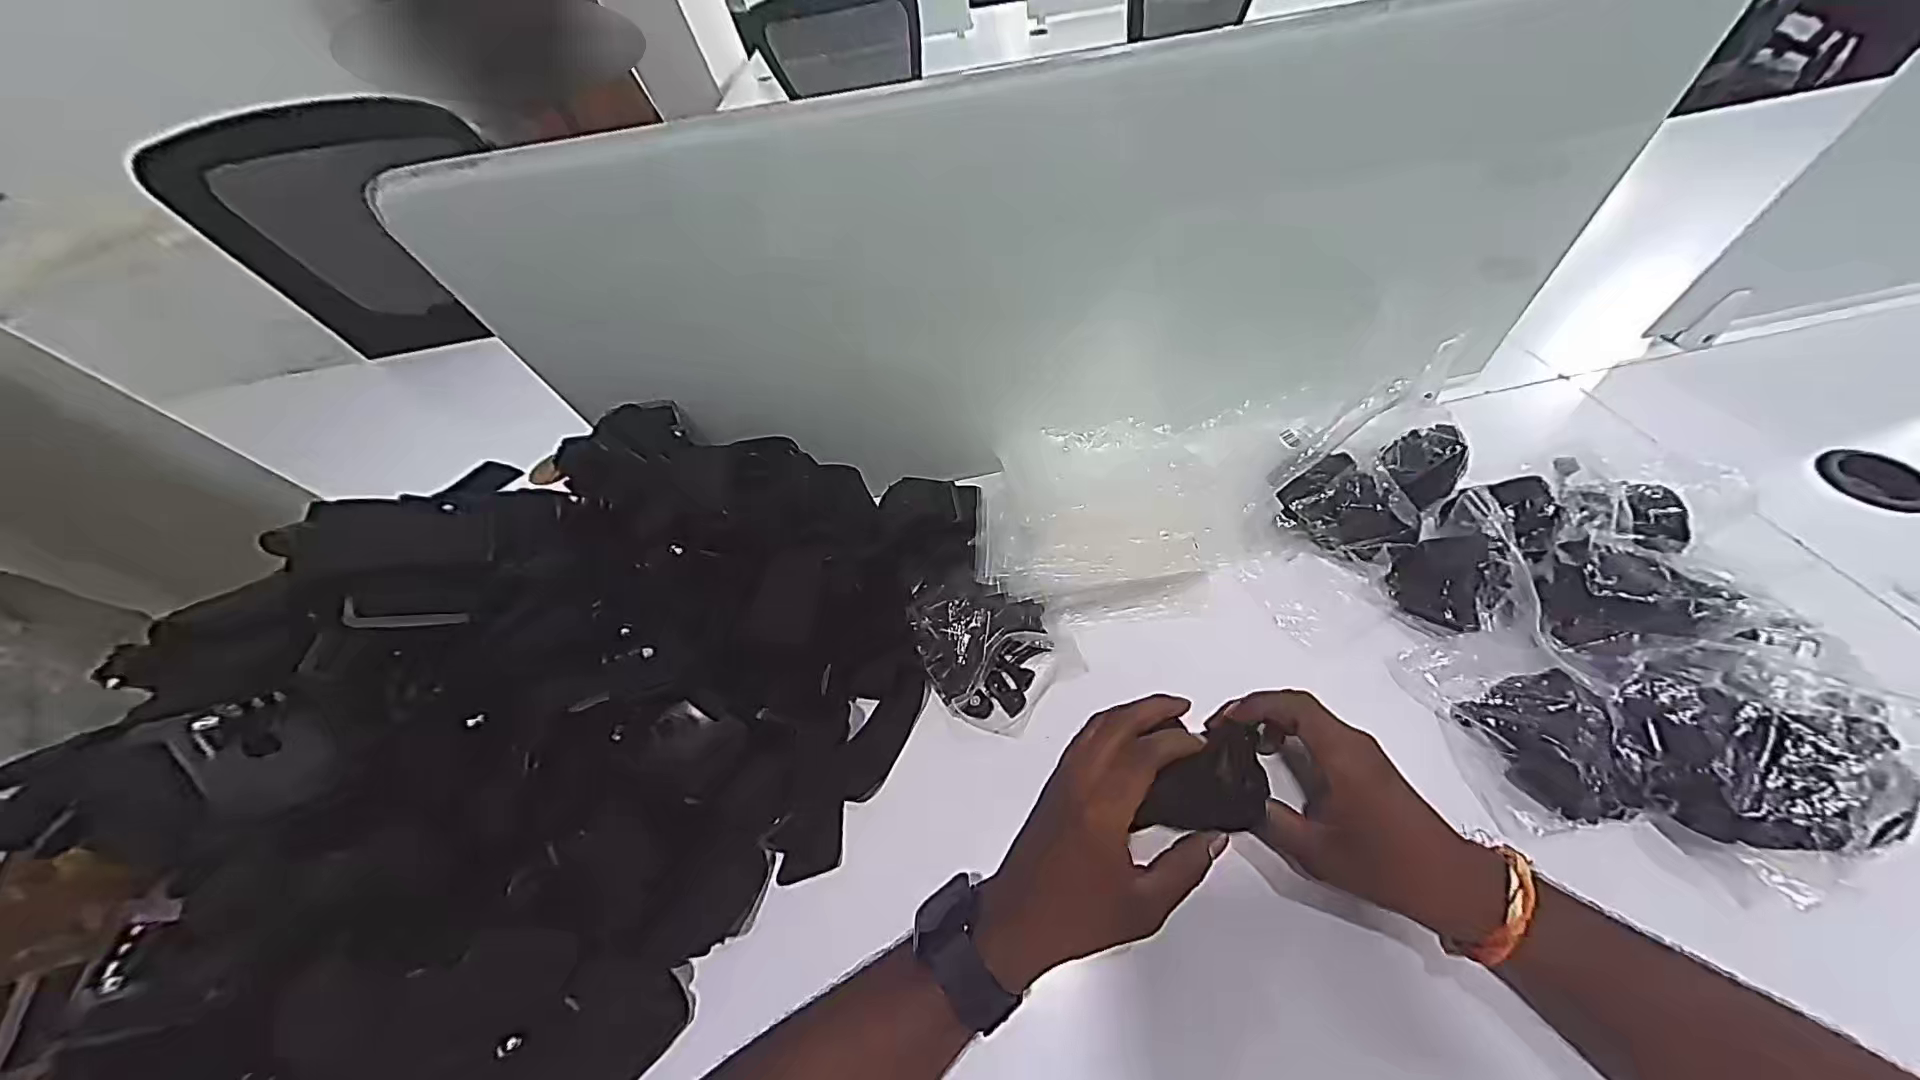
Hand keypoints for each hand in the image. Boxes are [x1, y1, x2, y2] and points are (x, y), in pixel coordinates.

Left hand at [974, 695, 1228, 991]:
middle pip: (1115, 724)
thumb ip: (1185, 868)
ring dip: (1128, 713)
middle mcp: (1077, 785)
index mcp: (1101, 810)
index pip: (1143, 753)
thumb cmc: (1068, 916)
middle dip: (1152, 708)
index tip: (1199, 743)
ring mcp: (1062, 782)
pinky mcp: (1053, 787)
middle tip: (1181, 708)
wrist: (1017, 921)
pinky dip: (1108, 726)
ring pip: (1094, 727)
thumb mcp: (1144, 905)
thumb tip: (1210, 841)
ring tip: (1157, 716)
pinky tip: (1124, 738)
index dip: (1177, 741)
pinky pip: (1083, 740)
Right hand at [1212, 690, 1505, 943]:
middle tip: (1227, 727)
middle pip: (1297, 705)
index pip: (1292, 706)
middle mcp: (1354, 745)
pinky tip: (1275, 755)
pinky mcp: (1365, 765)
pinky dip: (1291, 734)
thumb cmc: (1394, 866)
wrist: (1450, 884)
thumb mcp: (1315, 850)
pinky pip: (1320, 732)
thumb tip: (1243, 803)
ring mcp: (1362, 753)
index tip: (1227, 719)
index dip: (1253, 705)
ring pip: (1308, 717)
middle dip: (1256, 710)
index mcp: (1343, 755)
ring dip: (1272, 721)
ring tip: (1245, 741)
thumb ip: (1270, 821)